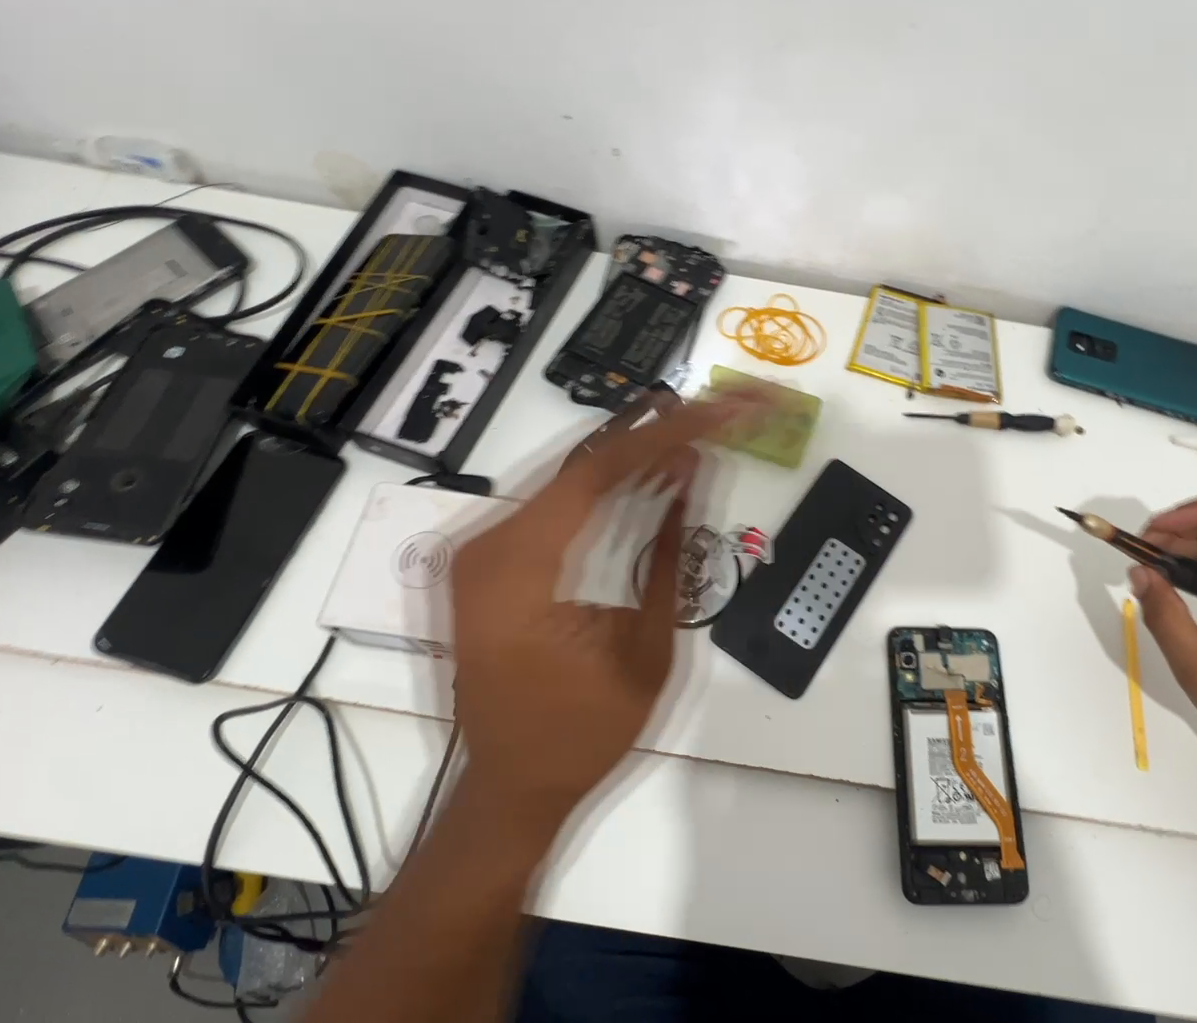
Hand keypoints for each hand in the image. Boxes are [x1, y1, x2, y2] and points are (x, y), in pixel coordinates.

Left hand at [447, 395, 754, 817]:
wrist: (509, 788)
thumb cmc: (582, 735)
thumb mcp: (646, 651)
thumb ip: (669, 558)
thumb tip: (691, 480)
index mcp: (520, 568)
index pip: (600, 472)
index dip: (668, 435)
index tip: (721, 409)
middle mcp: (484, 544)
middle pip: (582, 465)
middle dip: (658, 433)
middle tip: (719, 408)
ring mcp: (475, 551)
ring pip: (567, 477)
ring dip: (633, 454)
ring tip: (695, 425)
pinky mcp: (484, 562)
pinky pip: (550, 505)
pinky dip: (602, 487)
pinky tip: (646, 471)